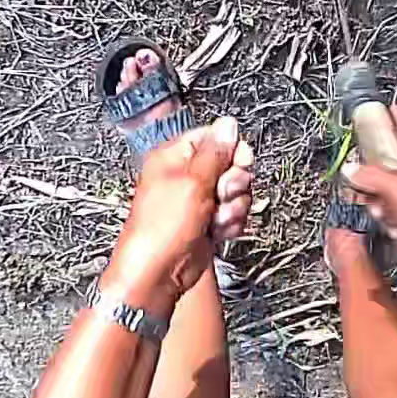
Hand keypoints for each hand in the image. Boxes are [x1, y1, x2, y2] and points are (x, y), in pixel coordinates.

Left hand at [102, 116, 253, 313]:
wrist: (158, 274)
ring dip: (233, 207)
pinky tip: (217, 232)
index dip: (231, 149)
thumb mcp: (192, 182)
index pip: (213, 138)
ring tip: (216, 219)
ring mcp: (199, 200)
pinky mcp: (209, 222)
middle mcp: (187, 176)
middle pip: (231, 164)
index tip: (238, 161)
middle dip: (234, 182)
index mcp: (175, 157)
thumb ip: (215, 152)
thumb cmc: (162, 228)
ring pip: (237, 192)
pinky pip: (234, 214)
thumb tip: (228, 123)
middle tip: (222, 194)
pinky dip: (230, 224)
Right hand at [345, 106, 396, 260]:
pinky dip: (382, 208)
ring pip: (392, 185)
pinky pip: (391, 205)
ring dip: (377, 190)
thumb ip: (371, 173)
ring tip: (369, 193)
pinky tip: (379, 212)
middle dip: (379, 163)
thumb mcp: (395, 184)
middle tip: (364, 158)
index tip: (391, 108)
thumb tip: (352, 169)